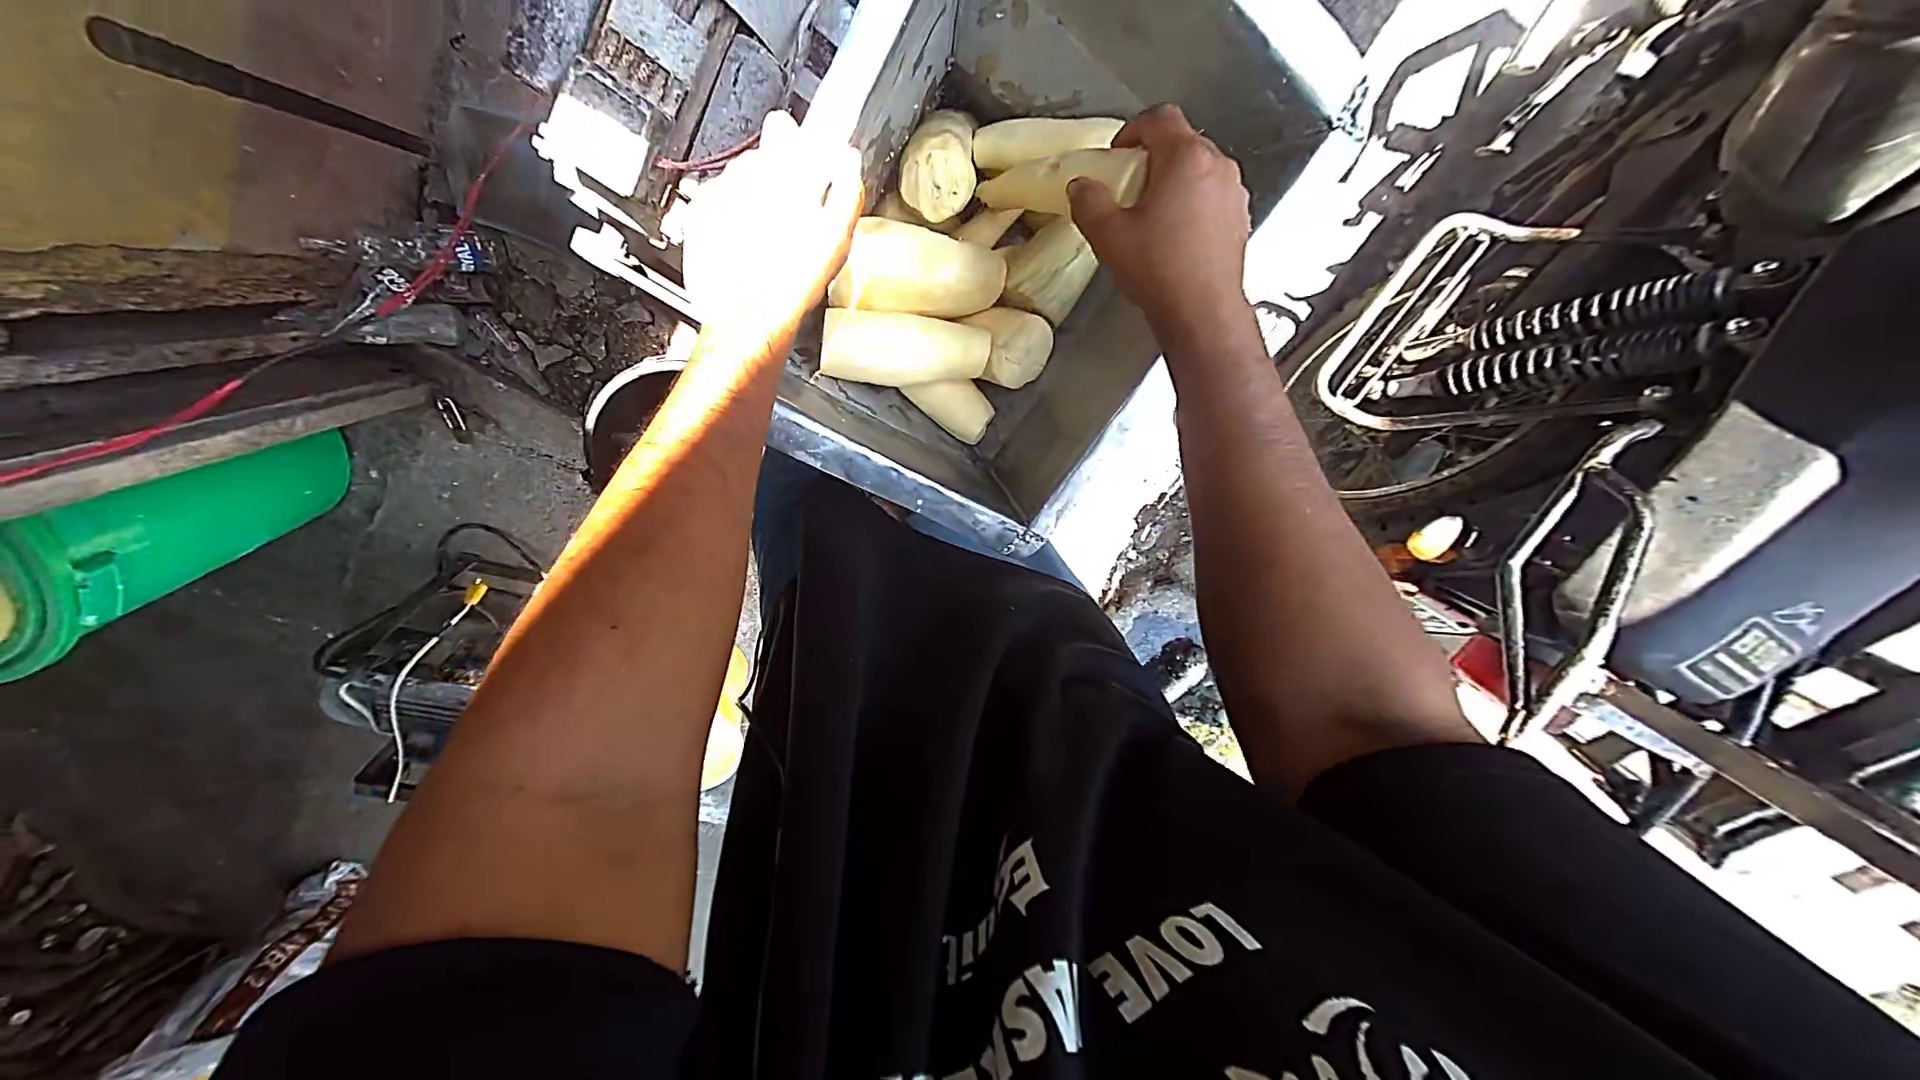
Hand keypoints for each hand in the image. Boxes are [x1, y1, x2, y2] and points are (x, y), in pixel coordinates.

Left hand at [682, 111, 863, 341]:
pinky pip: (715, 209)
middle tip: (794, 221)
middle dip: (776, 185)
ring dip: (753, 206)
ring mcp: (713, 196)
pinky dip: (730, 223)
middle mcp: (738, 175)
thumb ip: (845, 194)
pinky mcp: (696, 220)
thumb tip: (848, 164)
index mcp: (777, 171)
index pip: (783, 130)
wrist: (746, 319)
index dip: (797, 147)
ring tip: (771, 244)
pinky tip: (748, 250)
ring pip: (737, 187)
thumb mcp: (834, 240)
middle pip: (760, 163)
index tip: (808, 162)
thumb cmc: (788, 284)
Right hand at [1067, 104, 1251, 343]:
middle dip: (1152, 160)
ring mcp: (1233, 193)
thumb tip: (1081, 186)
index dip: (1132, 130)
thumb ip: (1089, 202)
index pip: (1159, 118)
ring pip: (1199, 171)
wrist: (1202, 311)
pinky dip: (1191, 205)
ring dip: (1173, 183)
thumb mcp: (1108, 235)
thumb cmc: (1158, 270)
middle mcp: (1217, 166)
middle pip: (1181, 143)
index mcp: (1185, 157)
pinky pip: (1211, 198)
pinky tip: (1173, 237)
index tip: (1117, 155)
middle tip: (1128, 188)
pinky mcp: (1240, 219)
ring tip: (1150, 217)